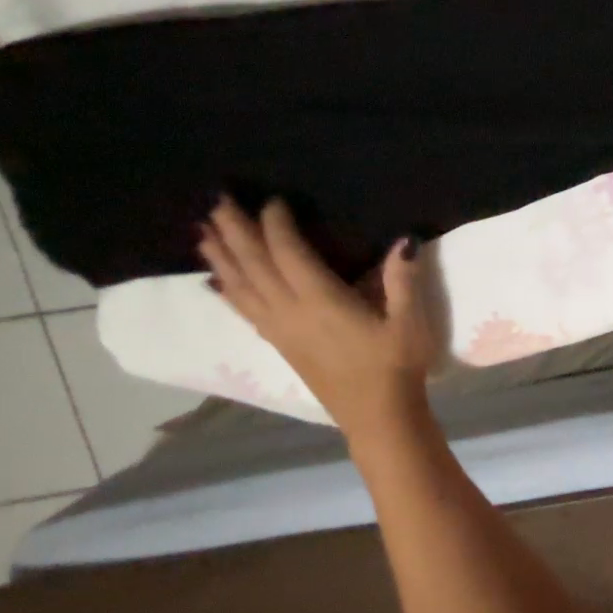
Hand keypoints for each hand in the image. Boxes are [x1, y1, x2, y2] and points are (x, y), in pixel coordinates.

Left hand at [197, 197, 441, 438]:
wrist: (377, 413)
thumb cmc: (395, 363)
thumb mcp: (408, 320)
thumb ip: (402, 279)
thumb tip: (403, 240)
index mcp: (321, 301)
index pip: (288, 253)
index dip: (277, 225)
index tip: (272, 199)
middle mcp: (290, 311)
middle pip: (254, 265)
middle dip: (235, 231)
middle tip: (216, 199)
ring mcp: (279, 329)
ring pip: (240, 286)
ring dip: (221, 256)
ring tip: (204, 230)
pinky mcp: (279, 343)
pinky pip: (243, 309)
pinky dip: (226, 289)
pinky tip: (215, 280)